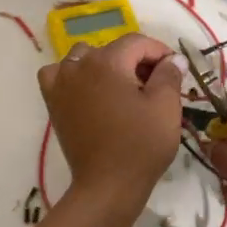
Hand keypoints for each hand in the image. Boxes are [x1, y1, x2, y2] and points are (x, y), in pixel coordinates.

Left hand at [36, 33, 185, 219]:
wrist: (107, 184)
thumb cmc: (140, 145)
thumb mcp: (165, 108)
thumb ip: (169, 75)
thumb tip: (172, 59)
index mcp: (107, 62)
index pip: (136, 42)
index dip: (159, 52)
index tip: (174, 71)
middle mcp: (78, 65)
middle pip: (111, 49)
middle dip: (135, 61)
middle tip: (154, 86)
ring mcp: (60, 82)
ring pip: (84, 58)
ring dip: (104, 66)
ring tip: (123, 89)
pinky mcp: (52, 100)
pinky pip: (58, 74)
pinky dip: (73, 76)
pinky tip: (87, 91)